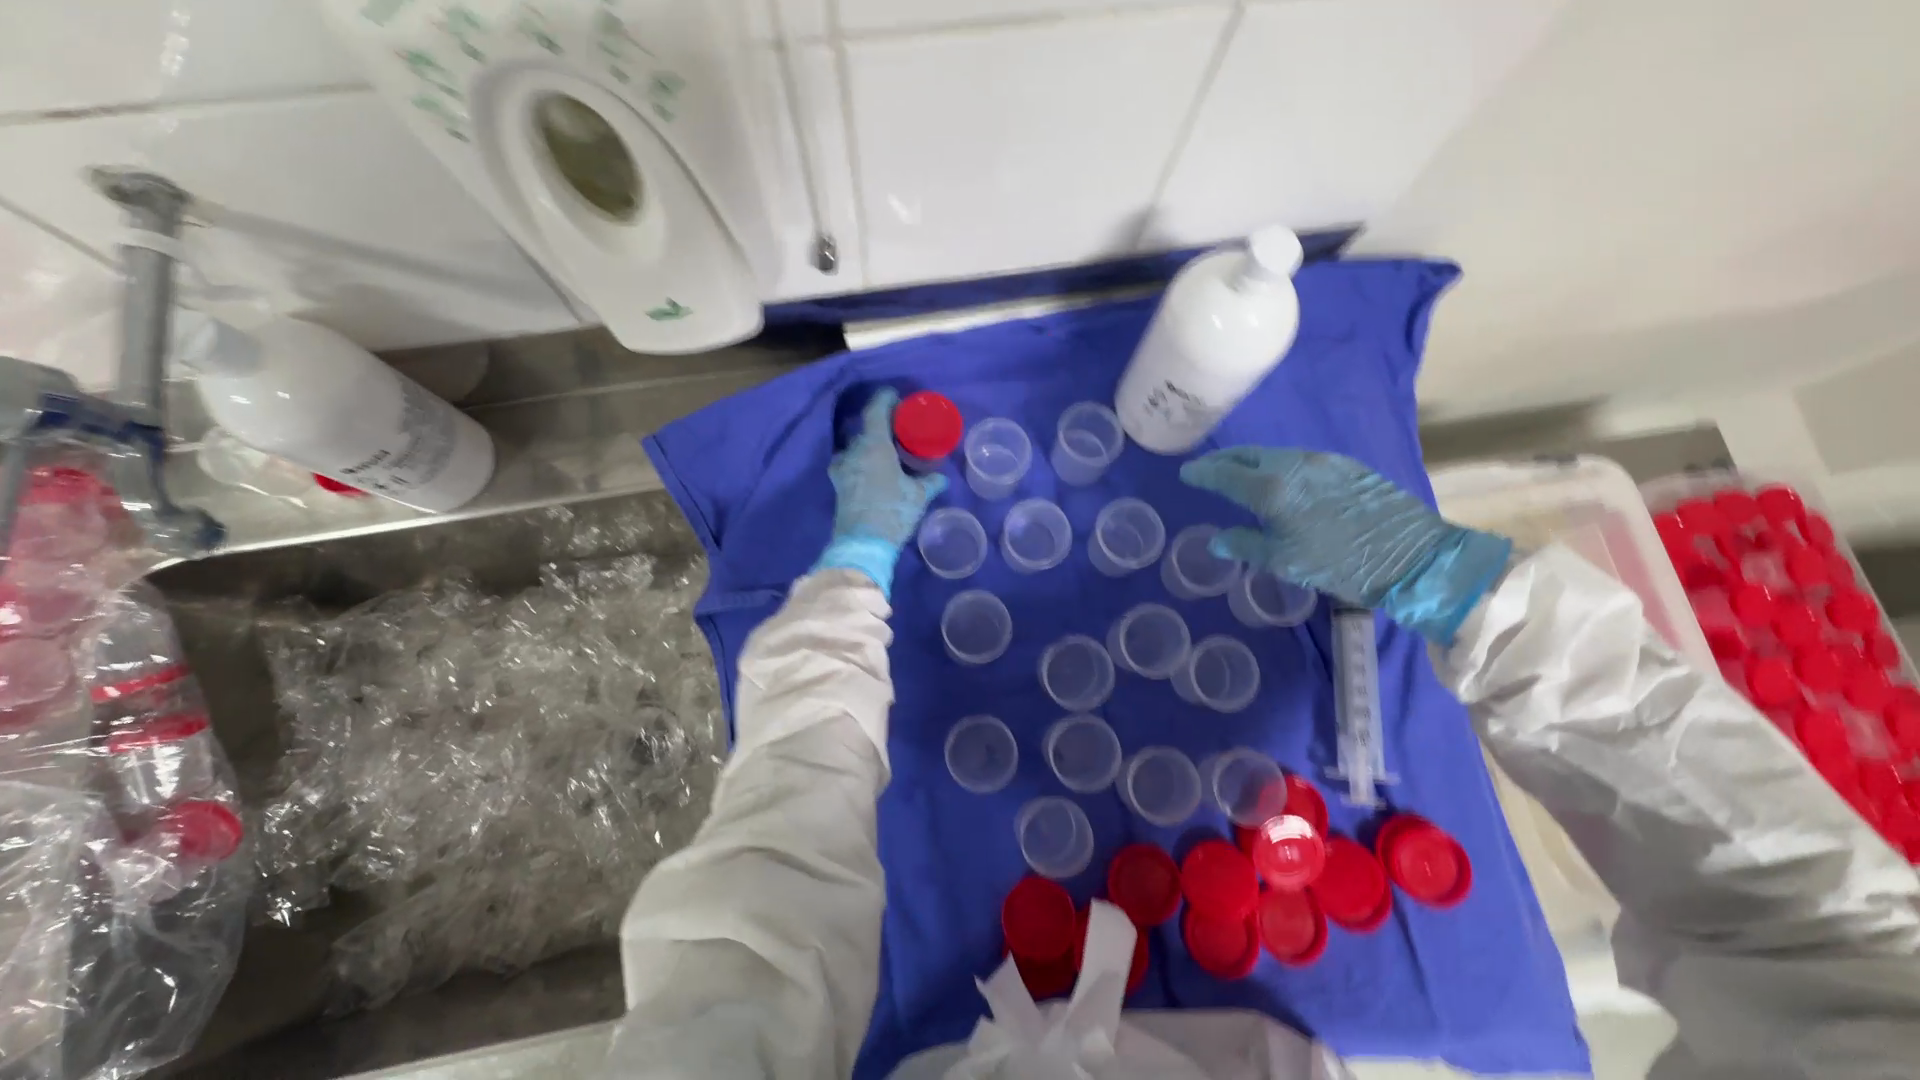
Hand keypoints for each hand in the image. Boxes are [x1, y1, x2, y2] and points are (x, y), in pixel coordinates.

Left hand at [814, 388, 948, 597]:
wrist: (862, 545)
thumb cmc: (892, 512)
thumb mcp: (918, 497)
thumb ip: (930, 482)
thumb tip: (940, 477)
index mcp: (873, 445)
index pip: (875, 411)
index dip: (885, 400)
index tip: (895, 396)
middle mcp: (853, 452)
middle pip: (865, 429)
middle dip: (880, 426)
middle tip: (898, 429)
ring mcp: (842, 469)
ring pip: (856, 448)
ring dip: (870, 446)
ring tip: (886, 451)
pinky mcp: (838, 486)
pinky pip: (851, 464)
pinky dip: (862, 462)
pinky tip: (874, 471)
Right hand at [1179, 447, 1510, 642]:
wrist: (1414, 557)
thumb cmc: (1341, 565)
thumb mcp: (1286, 563)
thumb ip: (1246, 545)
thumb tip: (1217, 539)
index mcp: (1272, 489)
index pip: (1224, 474)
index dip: (1202, 473)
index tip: (1186, 473)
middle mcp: (1294, 464)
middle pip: (1248, 455)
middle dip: (1223, 461)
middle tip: (1207, 469)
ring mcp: (1323, 461)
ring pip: (1275, 454)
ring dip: (1252, 462)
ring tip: (1240, 475)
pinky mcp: (1346, 465)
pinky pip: (1300, 459)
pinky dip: (1279, 466)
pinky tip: (1280, 480)